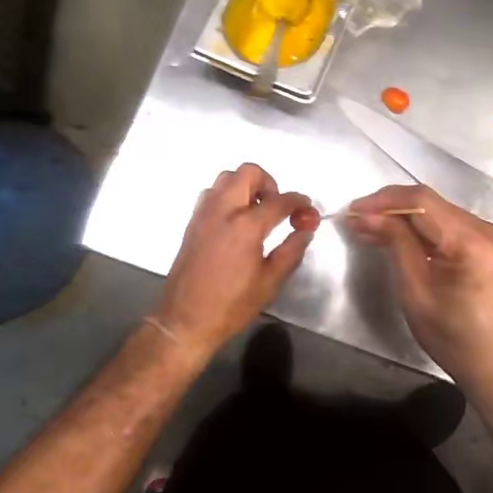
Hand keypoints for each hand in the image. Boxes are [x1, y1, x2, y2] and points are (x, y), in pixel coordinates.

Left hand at [152, 163, 318, 355]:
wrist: (185, 320)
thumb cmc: (231, 305)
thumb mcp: (270, 282)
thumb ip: (291, 251)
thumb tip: (305, 230)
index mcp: (245, 226)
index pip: (279, 200)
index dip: (298, 202)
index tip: (307, 210)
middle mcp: (223, 210)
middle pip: (248, 172)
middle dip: (269, 183)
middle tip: (277, 207)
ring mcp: (204, 213)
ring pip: (227, 178)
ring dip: (246, 186)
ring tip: (256, 212)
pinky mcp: (192, 221)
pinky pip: (212, 192)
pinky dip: (228, 195)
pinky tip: (235, 221)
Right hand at [345, 184, 492, 393]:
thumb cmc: (452, 338)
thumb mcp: (414, 291)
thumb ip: (395, 243)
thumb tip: (367, 214)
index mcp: (474, 246)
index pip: (423, 203)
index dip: (385, 200)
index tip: (355, 209)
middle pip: (433, 205)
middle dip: (393, 209)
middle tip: (360, 220)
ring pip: (443, 212)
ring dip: (408, 218)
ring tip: (376, 229)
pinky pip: (455, 224)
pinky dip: (428, 228)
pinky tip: (405, 237)